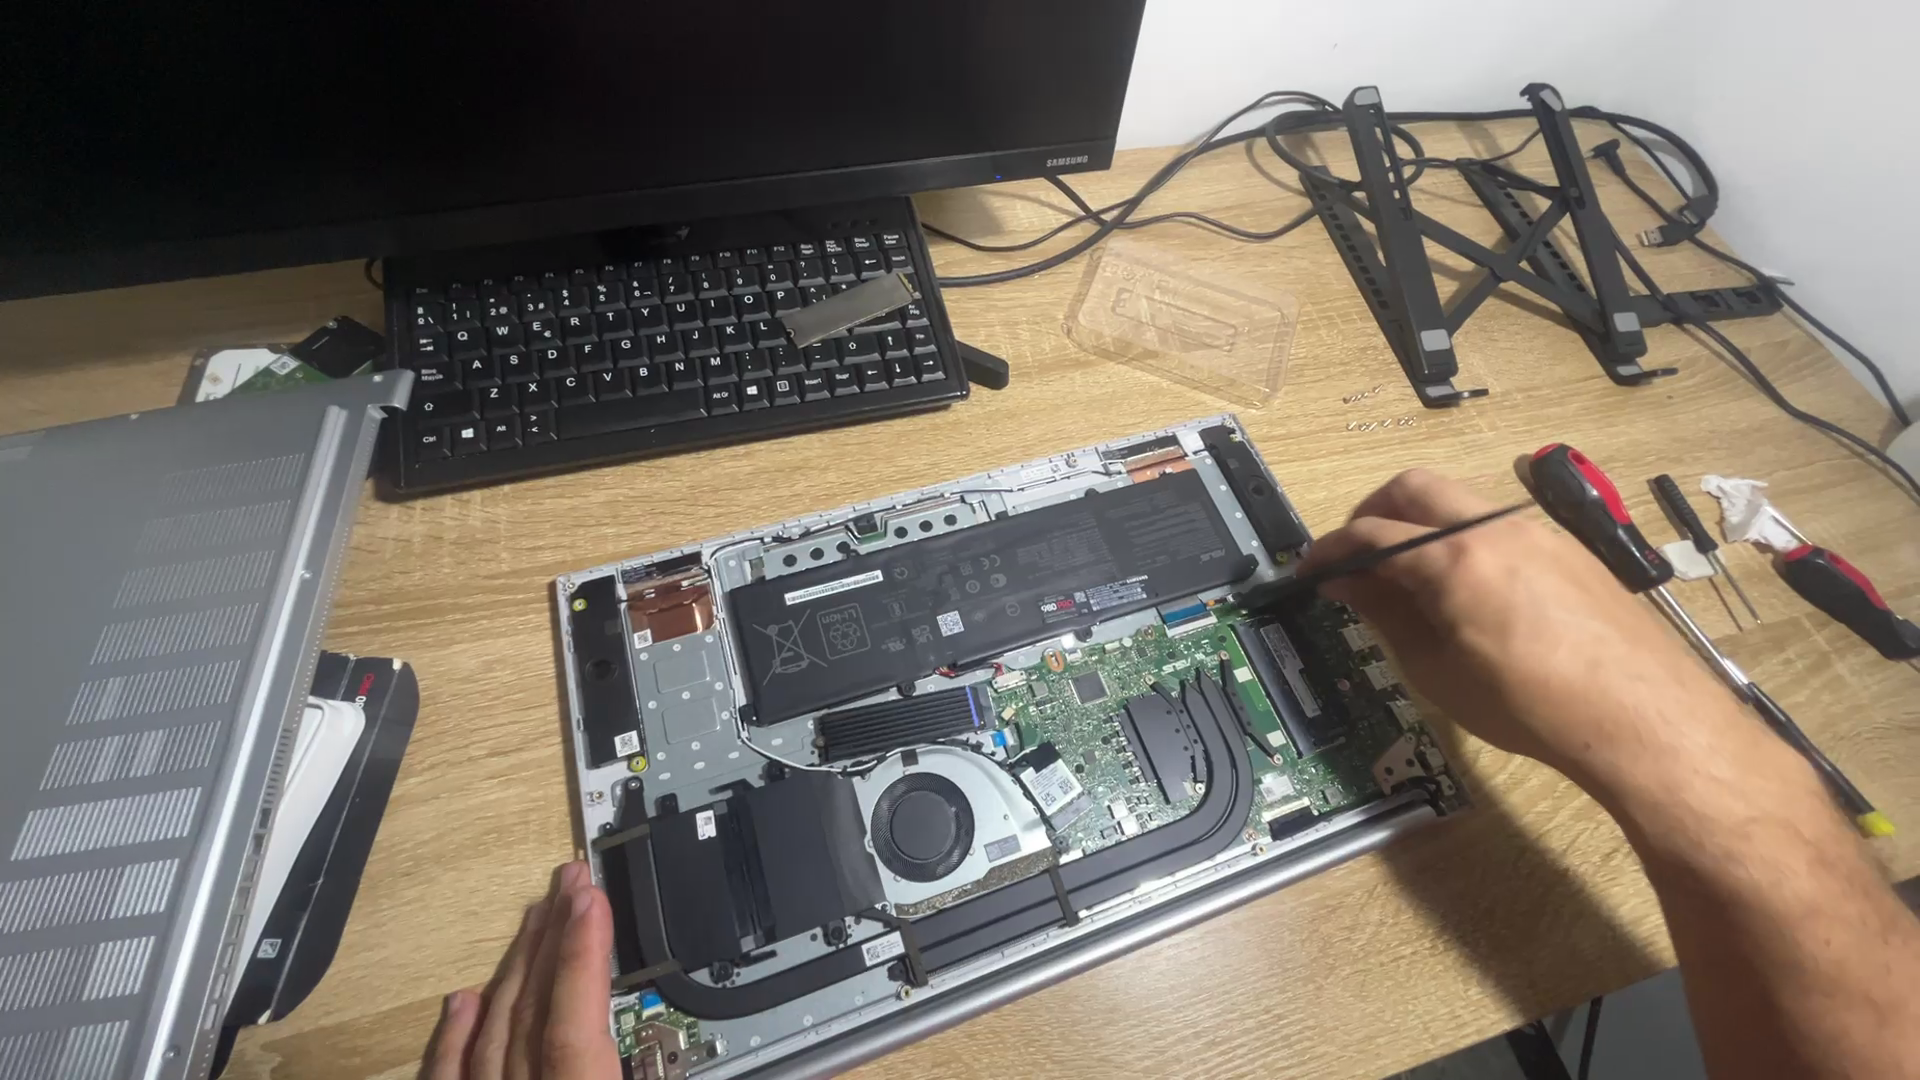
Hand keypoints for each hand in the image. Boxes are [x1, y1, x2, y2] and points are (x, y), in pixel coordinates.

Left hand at [425, 860, 621, 1079]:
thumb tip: (681, 1044)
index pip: (571, 1033)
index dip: (581, 961)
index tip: (591, 900)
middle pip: (532, 1017)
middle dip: (556, 941)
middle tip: (574, 883)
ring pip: (492, 1035)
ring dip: (517, 968)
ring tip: (539, 913)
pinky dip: (452, 1039)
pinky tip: (461, 998)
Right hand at [1296, 468, 1749, 789]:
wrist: (1648, 724)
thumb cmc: (1526, 705)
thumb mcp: (1434, 667)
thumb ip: (1383, 612)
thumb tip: (1344, 582)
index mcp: (1453, 558)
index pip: (1369, 532)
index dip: (1328, 549)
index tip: (1308, 570)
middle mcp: (1494, 529)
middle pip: (1411, 487)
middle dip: (1369, 513)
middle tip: (1354, 558)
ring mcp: (1537, 533)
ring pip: (1457, 500)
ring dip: (1416, 523)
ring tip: (1405, 575)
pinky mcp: (1567, 550)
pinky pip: (1494, 524)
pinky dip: (1458, 538)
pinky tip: (1462, 587)